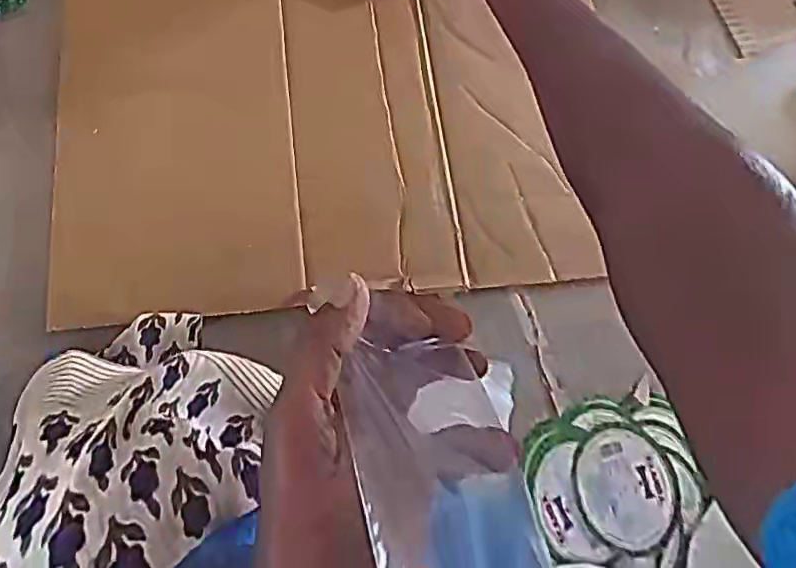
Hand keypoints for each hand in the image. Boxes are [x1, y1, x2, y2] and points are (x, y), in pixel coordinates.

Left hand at [257, 277, 481, 567]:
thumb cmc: (305, 508)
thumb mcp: (299, 423)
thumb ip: (318, 354)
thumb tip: (353, 287)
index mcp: (322, 382)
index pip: (358, 323)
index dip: (396, 310)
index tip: (437, 320)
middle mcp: (348, 401)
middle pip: (390, 347)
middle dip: (428, 331)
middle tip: (466, 333)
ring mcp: (378, 439)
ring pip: (417, 386)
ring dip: (450, 373)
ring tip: (483, 372)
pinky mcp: (403, 479)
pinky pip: (439, 443)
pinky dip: (470, 437)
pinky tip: (496, 446)